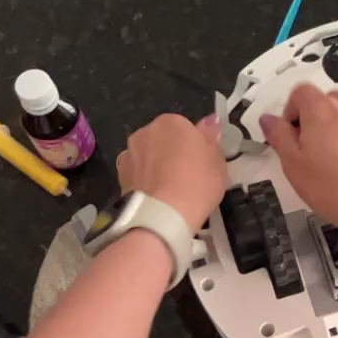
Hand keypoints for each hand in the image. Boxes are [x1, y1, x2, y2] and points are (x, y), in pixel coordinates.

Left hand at [117, 113, 227, 227]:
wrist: (163, 215)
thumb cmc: (196, 185)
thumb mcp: (218, 163)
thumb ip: (211, 139)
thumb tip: (210, 122)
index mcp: (172, 122)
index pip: (186, 128)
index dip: (194, 147)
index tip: (201, 164)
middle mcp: (147, 131)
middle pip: (164, 139)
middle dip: (173, 153)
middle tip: (188, 177)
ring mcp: (130, 152)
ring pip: (148, 155)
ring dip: (156, 166)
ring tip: (170, 190)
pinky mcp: (120, 174)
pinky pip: (137, 172)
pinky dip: (145, 180)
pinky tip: (156, 196)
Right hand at [260, 83, 337, 240]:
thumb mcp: (294, 166)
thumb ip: (279, 136)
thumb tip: (269, 121)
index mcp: (320, 109)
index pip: (300, 93)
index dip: (291, 112)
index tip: (291, 132)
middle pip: (326, 100)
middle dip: (316, 119)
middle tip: (312, 150)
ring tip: (337, 158)